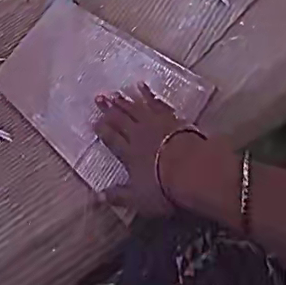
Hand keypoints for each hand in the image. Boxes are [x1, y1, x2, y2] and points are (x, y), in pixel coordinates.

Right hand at [94, 85, 227, 216]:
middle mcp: (138, 134)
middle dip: (108, 109)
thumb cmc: (164, 187)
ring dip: (124, 100)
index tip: (94, 121)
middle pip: (120, 119)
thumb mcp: (138, 198)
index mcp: (128, 153)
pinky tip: (142, 85)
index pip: (112, 139)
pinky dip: (147, 94)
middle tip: (98, 97)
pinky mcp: (170, 118)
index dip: (102, 130)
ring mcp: (154, 123)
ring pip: (135, 108)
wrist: (191, 169)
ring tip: (114, 92)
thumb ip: (118, 195)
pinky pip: (155, 103)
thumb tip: (96, 196)